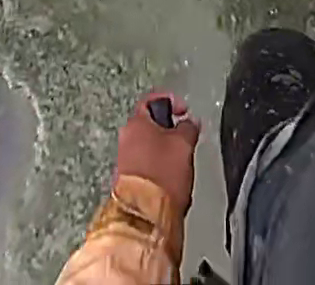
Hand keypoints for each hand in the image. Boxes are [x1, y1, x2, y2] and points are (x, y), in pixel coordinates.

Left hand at [115, 91, 200, 214]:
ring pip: (146, 145)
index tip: (183, 110)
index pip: (151, 100)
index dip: (170, 101)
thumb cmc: (163, 174)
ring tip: (179, 162)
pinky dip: (157, 167)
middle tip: (184, 138)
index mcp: (136, 122)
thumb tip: (190, 122)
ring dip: (163, 150)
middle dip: (168, 129)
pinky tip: (169, 178)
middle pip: (148, 124)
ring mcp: (124, 158)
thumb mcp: (184, 144)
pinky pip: (144, 165)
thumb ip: (188, 127)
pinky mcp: (127, 179)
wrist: (146, 214)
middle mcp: (126, 137)